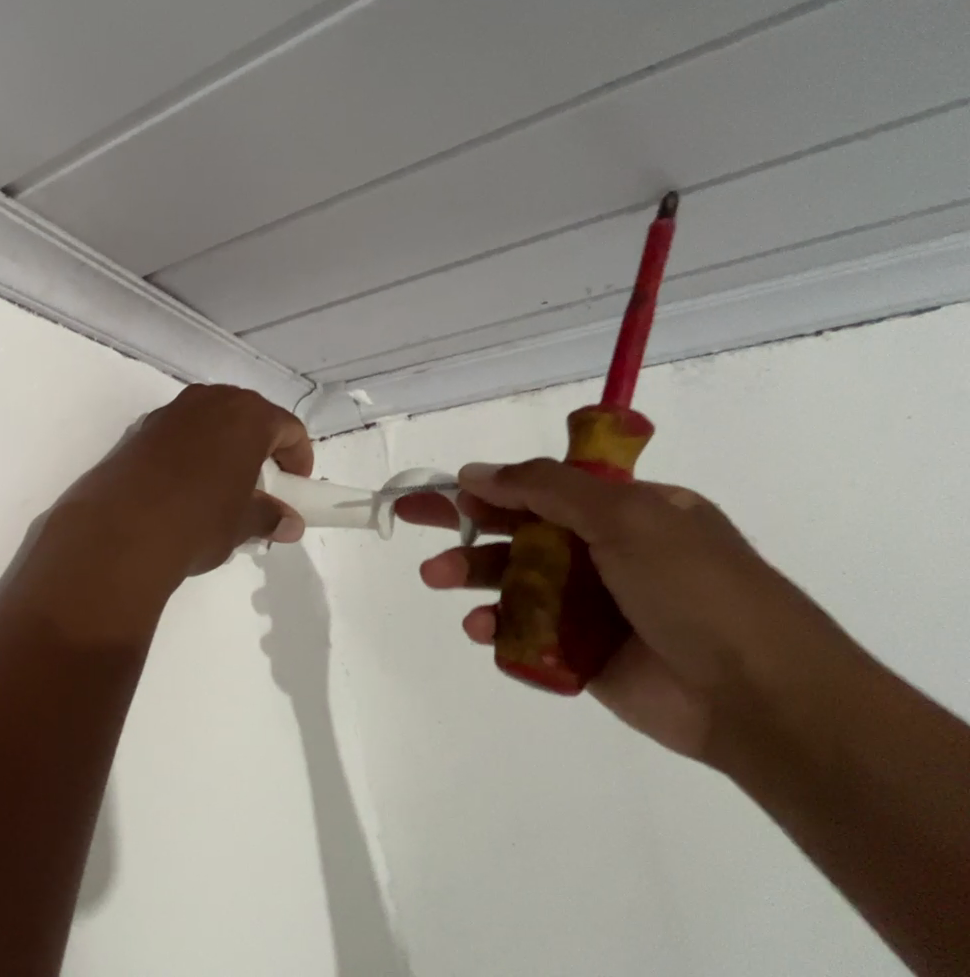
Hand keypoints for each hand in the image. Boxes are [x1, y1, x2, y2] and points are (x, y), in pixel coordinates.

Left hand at [20, 386, 310, 636]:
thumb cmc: (198, 519)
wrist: (121, 528)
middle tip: (260, 486)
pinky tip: (183, 488)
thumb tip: (288, 523)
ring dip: (221, 448)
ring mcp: (170, 412)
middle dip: (258, 448)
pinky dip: (188, 452)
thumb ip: (269, 516)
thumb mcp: (242, 523)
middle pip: (247, 417)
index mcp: (247, 415)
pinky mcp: (139, 430)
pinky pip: (177, 434)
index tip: (294, 487)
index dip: (297, 458)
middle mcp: (209, 401)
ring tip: (220, 488)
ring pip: (209, 422)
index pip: (288, 428)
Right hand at [399, 460, 843, 763]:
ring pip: (514, 581)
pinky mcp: (582, 653)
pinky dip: (497, 626)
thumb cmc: (698, 592)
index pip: (547, 488)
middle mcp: (610, 554)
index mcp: (632, 513)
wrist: (760, 698)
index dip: (492, 485)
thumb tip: (477, 472)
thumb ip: (548, 489)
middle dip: (465, 526)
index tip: (445, 490)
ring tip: (436, 579)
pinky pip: (524, 631)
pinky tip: (482, 628)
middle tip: (409, 517)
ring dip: (472, 574)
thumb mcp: (629, 519)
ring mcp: (596, 606)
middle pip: (520, 531)